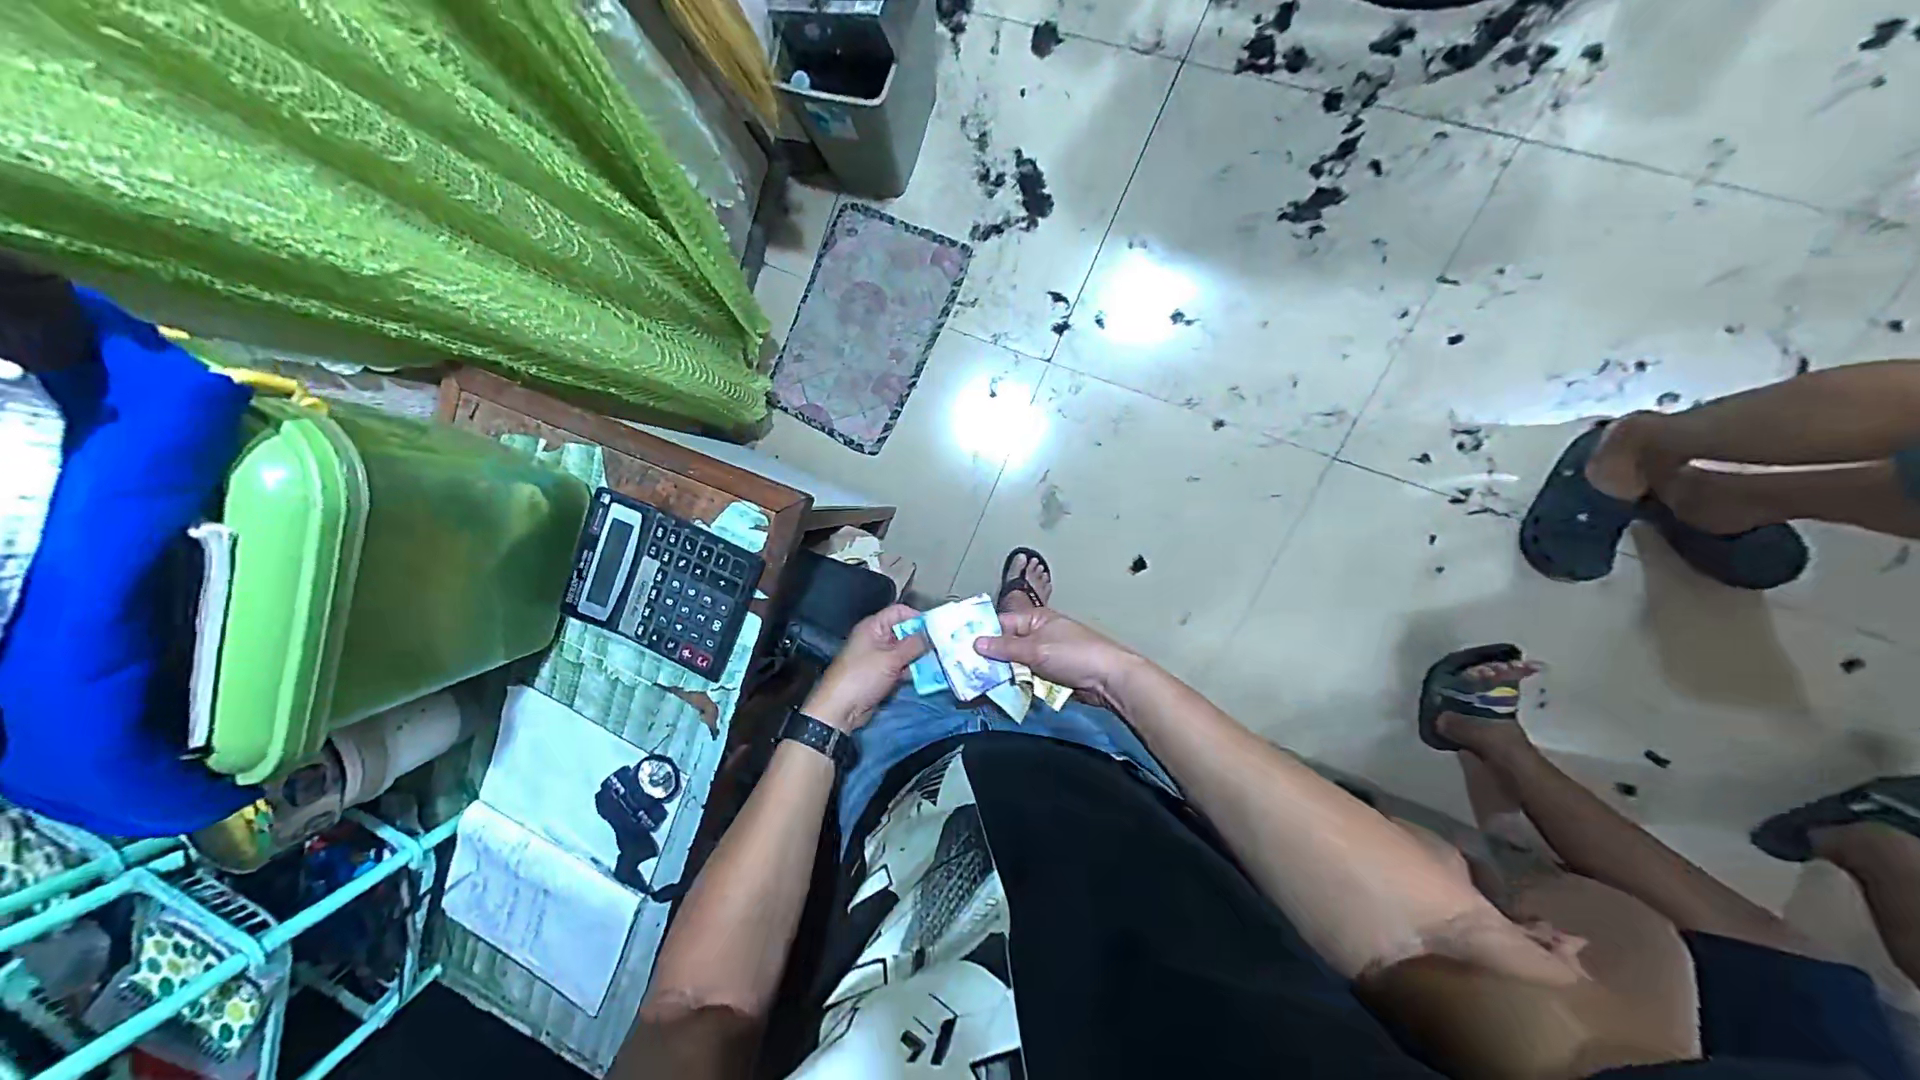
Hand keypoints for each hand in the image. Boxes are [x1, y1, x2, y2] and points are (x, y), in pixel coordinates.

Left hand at [801, 604, 928, 732]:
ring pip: (906, 651)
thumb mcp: (891, 658)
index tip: (937, 627)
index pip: (899, 612)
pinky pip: (902, 666)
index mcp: (873, 626)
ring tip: (940, 660)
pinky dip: (913, 669)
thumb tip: (933, 633)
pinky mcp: (882, 674)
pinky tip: (930, 674)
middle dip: (923, 639)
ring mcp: (880, 657)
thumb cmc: (862, 677)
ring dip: (920, 656)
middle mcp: (877, 638)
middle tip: (943, 646)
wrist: (841, 709)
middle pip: (905, 632)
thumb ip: (914, 644)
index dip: (917, 617)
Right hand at [972, 608, 1144, 702]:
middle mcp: (1039, 633)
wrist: (1110, 679)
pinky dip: (1016, 682)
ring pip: (1015, 662)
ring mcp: (1045, 654)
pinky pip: (1026, 676)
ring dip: (1001, 672)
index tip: (960, 648)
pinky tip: (1001, 691)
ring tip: (978, 683)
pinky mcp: (1051, 673)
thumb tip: (975, 642)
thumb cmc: (1075, 656)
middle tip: (965, 671)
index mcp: (1036, 618)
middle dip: (989, 657)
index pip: (1001, 623)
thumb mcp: (1036, 649)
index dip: (982, 634)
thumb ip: (1005, 648)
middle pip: (1006, 644)